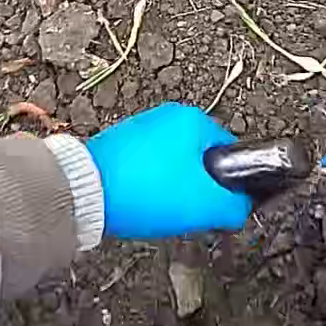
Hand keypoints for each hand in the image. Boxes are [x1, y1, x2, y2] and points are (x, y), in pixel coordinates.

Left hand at [86, 104, 251, 238]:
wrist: (83, 191)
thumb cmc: (146, 189)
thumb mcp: (203, 204)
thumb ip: (234, 207)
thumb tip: (242, 209)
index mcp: (194, 120)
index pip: (228, 151)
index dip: (226, 181)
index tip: (215, 203)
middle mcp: (170, 115)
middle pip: (200, 157)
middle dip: (197, 185)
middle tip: (187, 208)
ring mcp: (143, 127)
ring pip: (174, 162)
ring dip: (172, 185)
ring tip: (160, 208)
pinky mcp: (121, 142)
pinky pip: (148, 165)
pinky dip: (149, 183)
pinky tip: (141, 201)